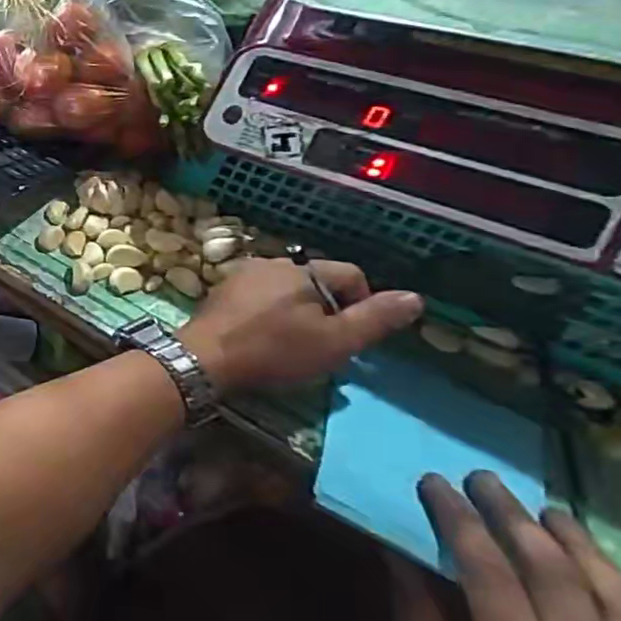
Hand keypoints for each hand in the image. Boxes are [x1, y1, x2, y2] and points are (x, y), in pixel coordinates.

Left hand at [176, 257, 421, 390]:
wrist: (206, 358)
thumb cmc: (275, 350)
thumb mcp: (336, 341)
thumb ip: (375, 318)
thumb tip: (414, 297)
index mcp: (301, 269)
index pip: (352, 275)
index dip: (362, 306)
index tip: (350, 336)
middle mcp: (271, 262)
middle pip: (319, 281)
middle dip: (330, 310)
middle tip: (322, 344)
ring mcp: (242, 274)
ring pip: (289, 289)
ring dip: (300, 312)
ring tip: (293, 344)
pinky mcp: (223, 290)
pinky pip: (262, 296)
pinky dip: (272, 313)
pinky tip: (265, 337)